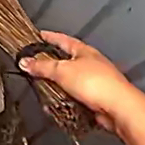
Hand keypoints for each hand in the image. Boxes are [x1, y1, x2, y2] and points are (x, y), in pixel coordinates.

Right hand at [18, 30, 139, 132]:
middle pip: (65, 60)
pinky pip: (75, 95)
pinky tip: (59, 103)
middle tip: (34, 65)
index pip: (62, 39)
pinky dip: (65, 98)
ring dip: (57, 84)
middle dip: (50, 63)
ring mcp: (94, 81)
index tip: (38, 35)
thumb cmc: (98, 84)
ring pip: (70, 79)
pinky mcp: (95, 98)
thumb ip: (42, 66)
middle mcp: (90, 63)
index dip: (48, 37)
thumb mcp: (62, 71)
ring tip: (44, 87)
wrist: (118, 108)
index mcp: (83, 51)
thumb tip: (26, 62)